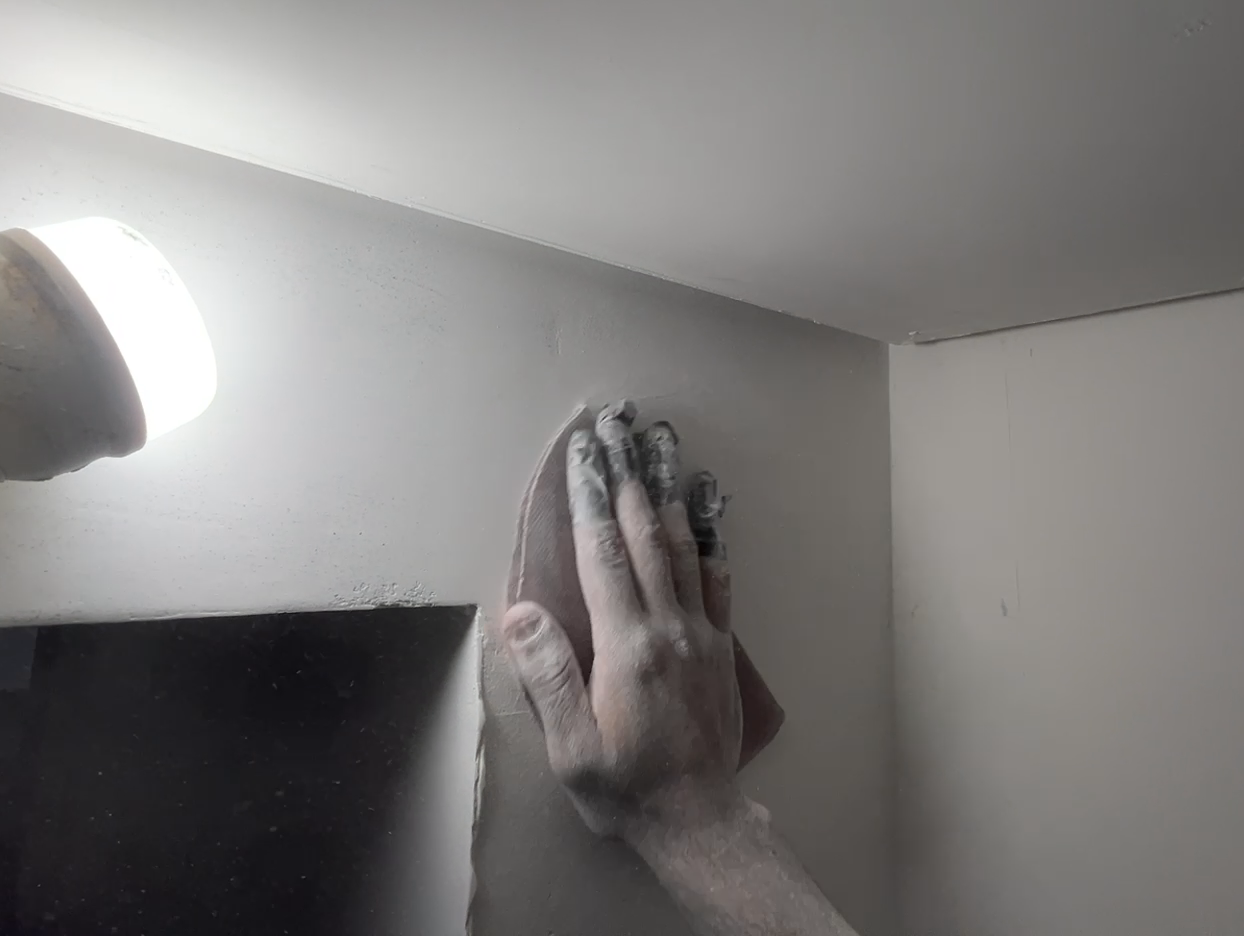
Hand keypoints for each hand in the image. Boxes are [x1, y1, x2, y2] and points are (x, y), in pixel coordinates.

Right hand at [506, 403, 860, 934]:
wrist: (698, 818)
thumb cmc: (624, 784)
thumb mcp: (570, 747)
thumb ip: (549, 675)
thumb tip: (522, 611)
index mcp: (626, 644)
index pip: (603, 552)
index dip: (591, 497)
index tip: (583, 452)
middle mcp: (667, 623)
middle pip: (644, 533)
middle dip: (628, 474)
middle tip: (620, 425)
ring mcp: (700, 628)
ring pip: (683, 544)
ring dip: (669, 489)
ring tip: (663, 442)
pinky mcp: (720, 641)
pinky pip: (717, 575)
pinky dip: (711, 533)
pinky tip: (709, 501)